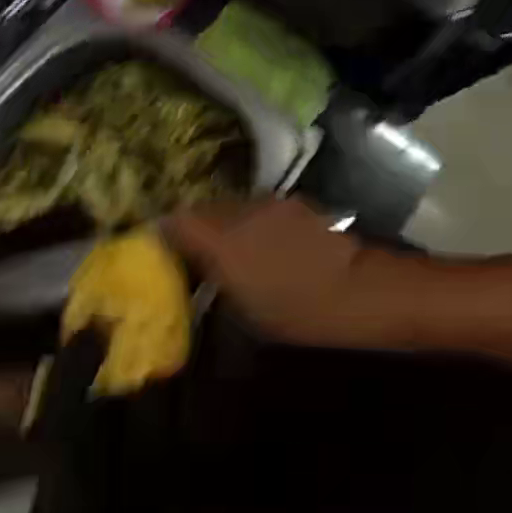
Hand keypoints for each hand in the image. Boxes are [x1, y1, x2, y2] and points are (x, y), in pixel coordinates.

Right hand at [162, 198, 404, 348]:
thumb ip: (214, 278)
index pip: (177, 221)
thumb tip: (200, 269)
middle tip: (193, 251)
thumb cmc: (293, 310)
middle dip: (195, 225)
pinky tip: (264, 243)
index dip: (164, 233)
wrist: (352, 286)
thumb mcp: (242, 309)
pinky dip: (252, 220)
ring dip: (225, 221)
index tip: (159, 250)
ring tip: (230, 248)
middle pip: (204, 208)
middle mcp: (241, 211)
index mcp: (221, 239)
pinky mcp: (294, 201)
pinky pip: (259, 207)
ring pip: (233, 205)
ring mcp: (270, 202)